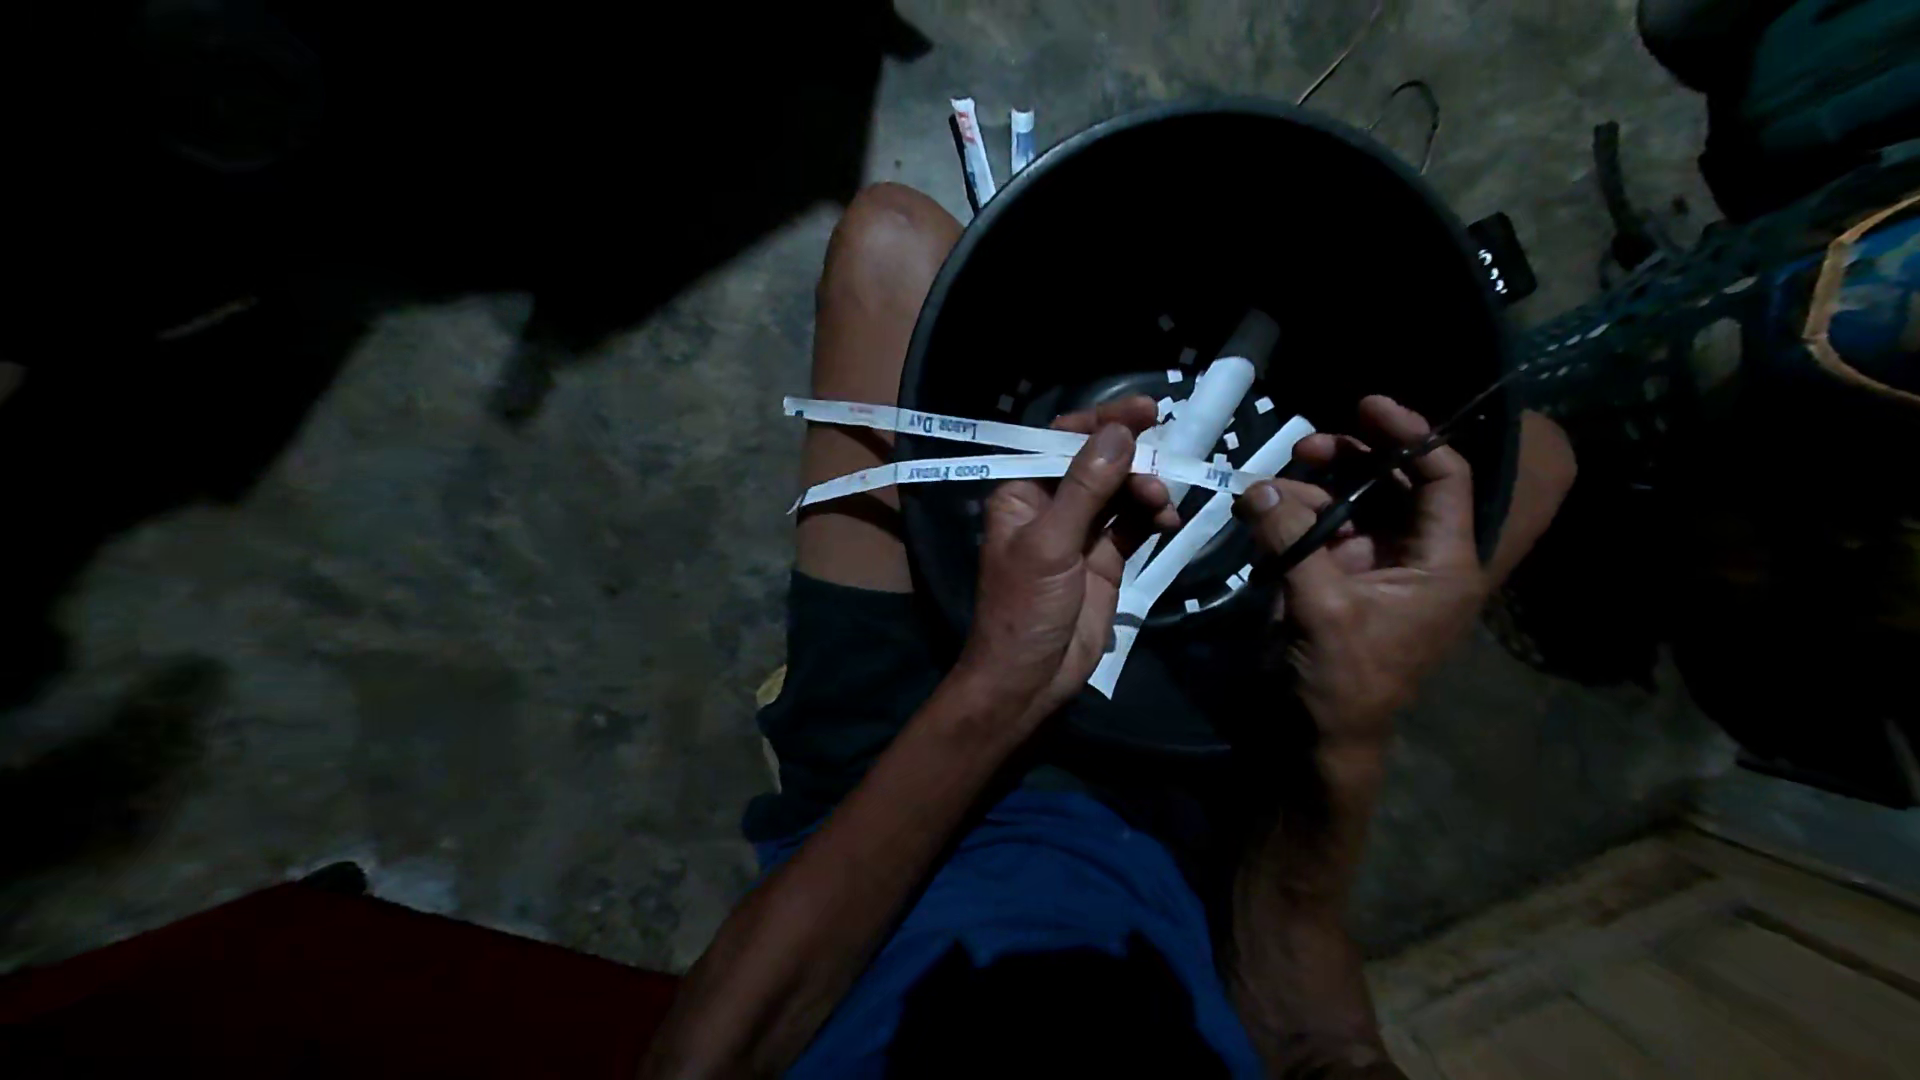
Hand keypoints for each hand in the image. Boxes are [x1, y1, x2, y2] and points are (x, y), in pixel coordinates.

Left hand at [951, 396, 1170, 730]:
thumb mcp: (1050, 545)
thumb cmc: (1025, 609)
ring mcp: (1081, 532)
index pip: (1061, 440)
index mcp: (1023, 492)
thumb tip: (1118, 433)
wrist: (1031, 678)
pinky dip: (1153, 516)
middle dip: (1131, 457)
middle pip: (1097, 462)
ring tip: (1161, 502)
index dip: (1101, 422)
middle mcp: (1052, 505)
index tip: (1145, 410)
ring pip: (1120, 491)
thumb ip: (1084, 488)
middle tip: (1166, 455)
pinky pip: (1134, 524)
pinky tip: (1169, 520)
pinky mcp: (1106, 558)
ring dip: (1145, 488)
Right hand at [1237, 396, 1488, 747]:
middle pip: (1391, 483)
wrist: (1316, 732)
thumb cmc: (1343, 679)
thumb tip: (1257, 490)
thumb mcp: (1322, 609)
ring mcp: (1366, 565)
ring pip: (1344, 503)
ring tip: (1260, 494)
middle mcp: (1409, 555)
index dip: (1412, 436)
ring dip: (1304, 490)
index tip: (1366, 407)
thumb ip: (1293, 543)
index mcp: (1440, 563)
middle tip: (1302, 449)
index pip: (1443, 480)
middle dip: (1348, 459)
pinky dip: (1285, 518)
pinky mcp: (1329, 577)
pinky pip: (1311, 530)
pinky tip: (1257, 514)